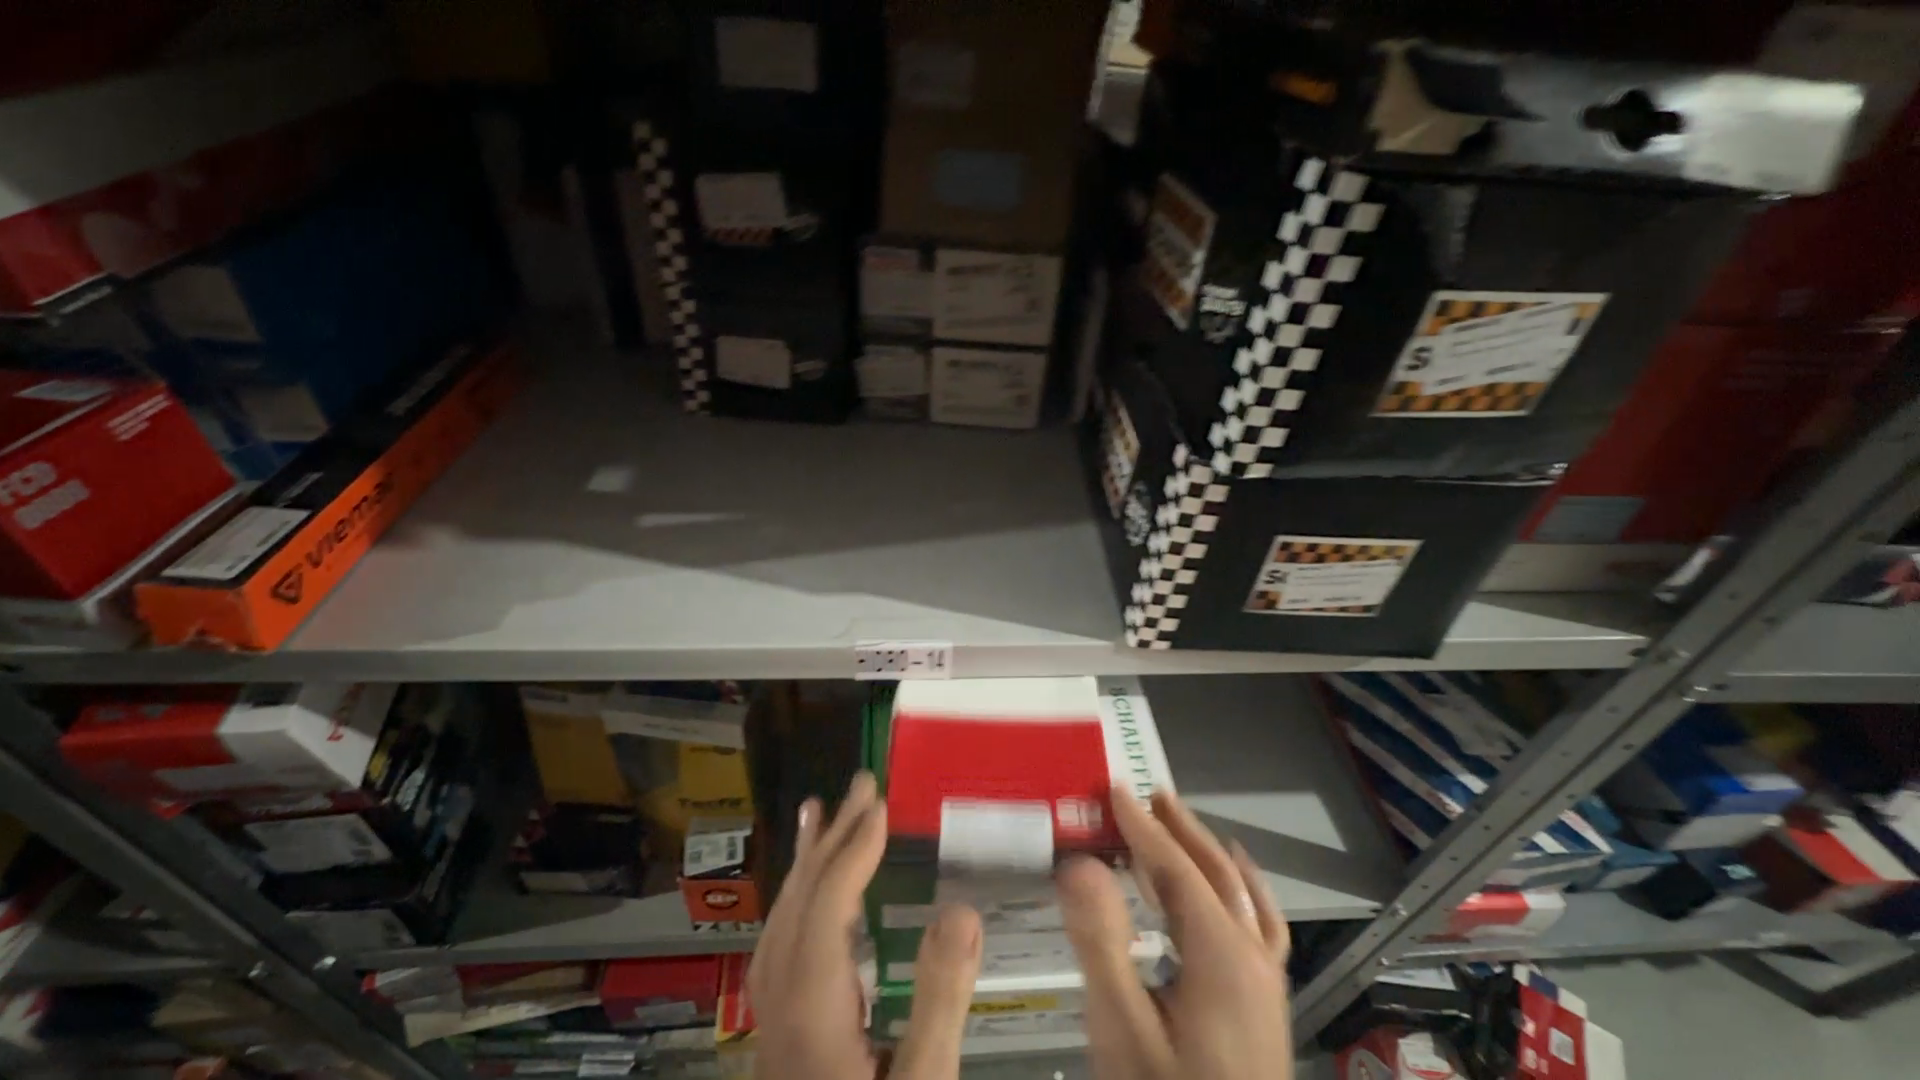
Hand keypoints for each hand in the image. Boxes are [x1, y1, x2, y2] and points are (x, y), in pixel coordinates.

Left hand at [748, 772, 985, 1079]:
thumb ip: (939, 998)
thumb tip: (961, 907)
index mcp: (813, 1013)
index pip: (827, 908)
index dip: (853, 849)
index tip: (881, 802)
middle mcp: (781, 1007)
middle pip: (798, 904)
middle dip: (829, 839)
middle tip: (858, 785)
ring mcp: (772, 1023)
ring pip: (779, 922)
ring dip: (806, 862)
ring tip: (819, 813)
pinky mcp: (778, 1037)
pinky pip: (780, 946)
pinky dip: (798, 902)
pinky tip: (814, 898)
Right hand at [1057, 787, 1291, 1079]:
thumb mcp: (1124, 1028)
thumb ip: (1101, 942)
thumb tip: (1079, 863)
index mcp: (1221, 953)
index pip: (1177, 870)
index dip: (1142, 827)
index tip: (1112, 790)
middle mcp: (1253, 954)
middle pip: (1215, 872)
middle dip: (1178, 829)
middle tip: (1145, 793)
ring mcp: (1267, 980)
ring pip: (1240, 894)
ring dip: (1206, 852)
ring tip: (1178, 824)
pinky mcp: (1267, 1003)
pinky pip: (1260, 923)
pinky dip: (1242, 889)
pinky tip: (1236, 888)